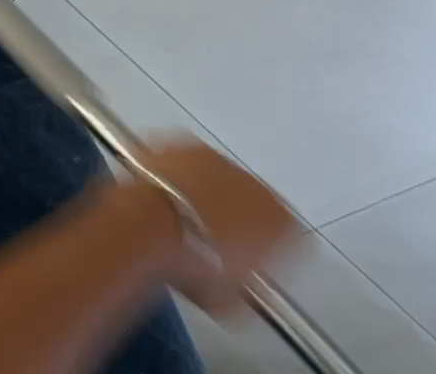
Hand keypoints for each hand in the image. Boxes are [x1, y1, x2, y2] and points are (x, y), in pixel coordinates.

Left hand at [127, 140, 300, 311]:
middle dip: (231, 213)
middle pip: (249, 200)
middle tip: (205, 234)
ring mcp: (217, 158)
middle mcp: (258, 185)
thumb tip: (234, 281)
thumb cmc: (196, 265)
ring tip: (177, 209)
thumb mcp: (234, 295)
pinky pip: (180, 160)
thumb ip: (246, 281)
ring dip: (202, 188)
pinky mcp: (178, 141)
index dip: (259, 248)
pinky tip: (159, 188)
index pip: (285, 237)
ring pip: (215, 176)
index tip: (239, 258)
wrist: (150, 223)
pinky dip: (172, 171)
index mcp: (286, 224)